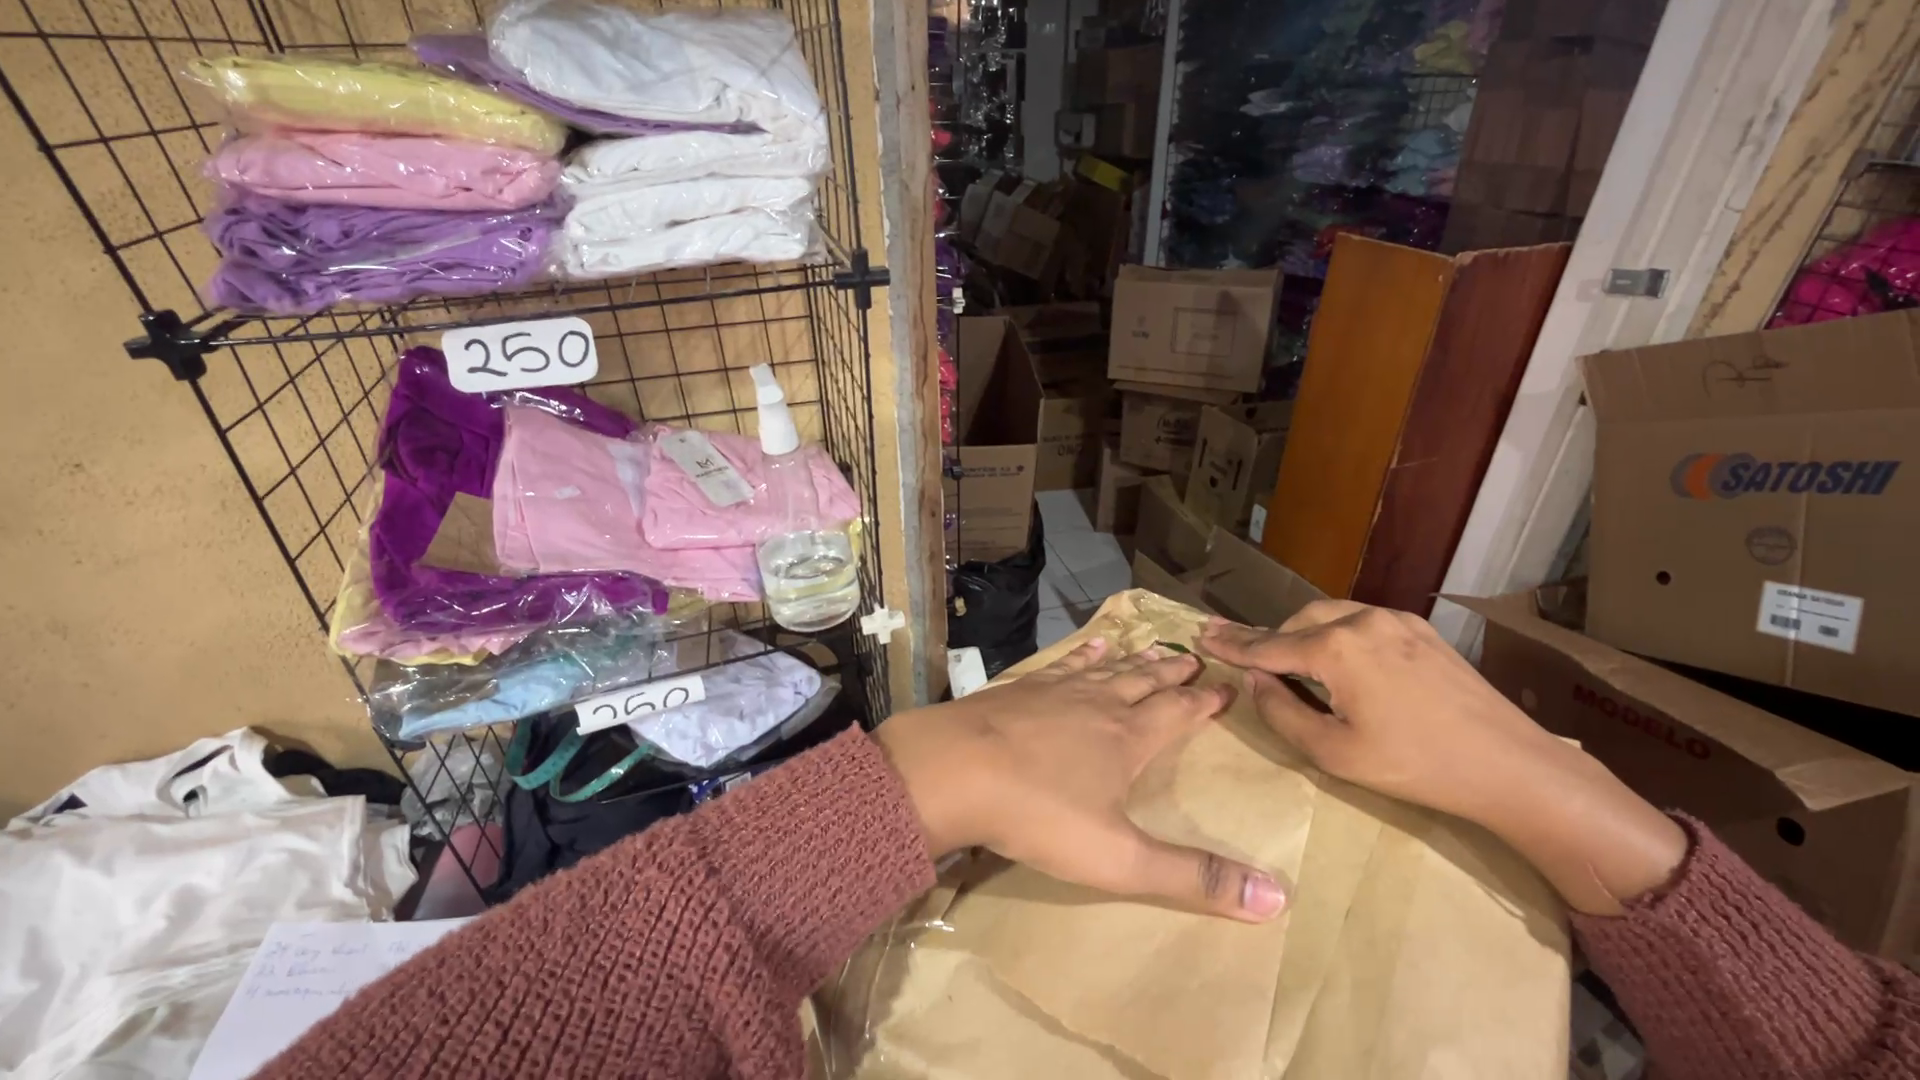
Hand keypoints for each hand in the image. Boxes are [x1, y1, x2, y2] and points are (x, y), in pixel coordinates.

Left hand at [874, 639, 1288, 922]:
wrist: (954, 770)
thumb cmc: (1039, 814)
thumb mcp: (1121, 859)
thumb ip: (1193, 877)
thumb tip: (1277, 898)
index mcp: (1129, 739)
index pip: (1179, 712)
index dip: (1205, 700)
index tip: (1228, 685)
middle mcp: (1099, 704)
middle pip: (1146, 682)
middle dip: (1174, 673)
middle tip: (1195, 657)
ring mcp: (1055, 690)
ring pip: (1107, 669)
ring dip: (1133, 660)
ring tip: (1151, 647)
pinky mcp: (1019, 688)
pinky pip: (1062, 665)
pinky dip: (1082, 655)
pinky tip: (1088, 648)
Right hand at [1199, 602, 1687, 915]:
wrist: (1509, 765)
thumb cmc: (1414, 765)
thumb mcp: (1333, 753)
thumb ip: (1282, 713)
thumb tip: (1256, 681)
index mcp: (1335, 648)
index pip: (1267, 645)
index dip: (1232, 645)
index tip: (1201, 636)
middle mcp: (1361, 620)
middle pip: (1297, 622)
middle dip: (1267, 637)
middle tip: (1240, 650)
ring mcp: (1395, 621)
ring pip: (1330, 615)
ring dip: (1301, 633)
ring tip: (1284, 655)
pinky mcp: (1420, 630)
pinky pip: (1362, 621)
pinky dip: (1335, 634)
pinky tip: (1336, 655)